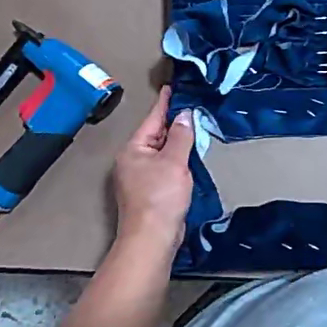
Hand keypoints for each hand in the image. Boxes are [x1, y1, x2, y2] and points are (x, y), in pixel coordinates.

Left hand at [111, 86, 194, 260]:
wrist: (152, 239)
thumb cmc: (160, 198)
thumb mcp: (174, 161)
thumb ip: (181, 136)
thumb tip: (185, 116)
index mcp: (133, 149)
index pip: (152, 120)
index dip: (164, 104)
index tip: (172, 88)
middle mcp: (132, 160)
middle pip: (156, 135)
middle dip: (174, 124)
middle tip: (192, 107)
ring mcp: (139, 177)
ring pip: (161, 152)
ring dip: (177, 143)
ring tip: (194, 128)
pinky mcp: (150, 192)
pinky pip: (164, 167)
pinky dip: (177, 160)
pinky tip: (189, 158)